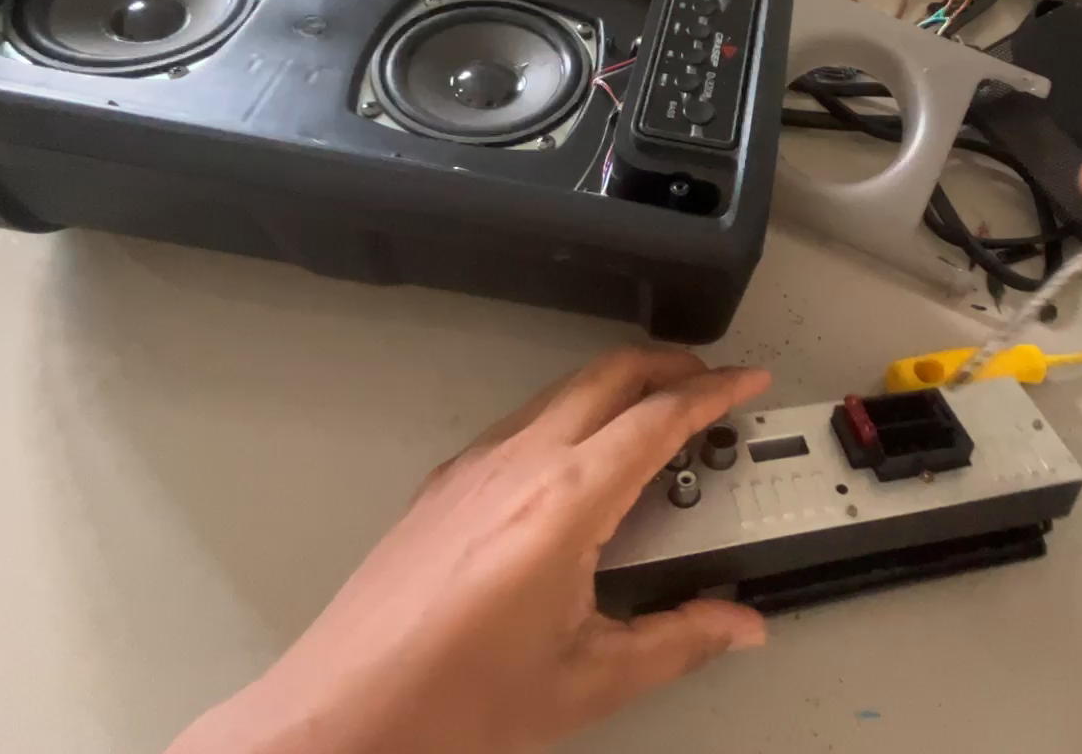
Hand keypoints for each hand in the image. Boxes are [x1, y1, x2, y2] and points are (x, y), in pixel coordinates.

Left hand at [167, 348, 771, 753]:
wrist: (333, 722)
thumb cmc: (459, 706)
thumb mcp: (588, 680)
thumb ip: (679, 641)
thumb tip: (743, 624)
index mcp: (565, 502)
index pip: (658, 419)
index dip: (714, 392)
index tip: (747, 379)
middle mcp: (520, 461)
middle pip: (612, 373)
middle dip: (672, 363)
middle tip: (712, 380)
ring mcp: (477, 462)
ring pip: (568, 387)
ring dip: (624, 382)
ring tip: (660, 411)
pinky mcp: (448, 477)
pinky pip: (531, 416)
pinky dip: (579, 409)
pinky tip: (587, 456)